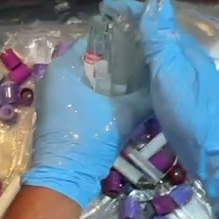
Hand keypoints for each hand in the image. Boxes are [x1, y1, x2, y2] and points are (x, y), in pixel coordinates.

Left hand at [20, 41, 145, 207]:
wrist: (65, 177)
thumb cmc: (89, 138)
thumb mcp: (123, 114)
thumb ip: (145, 95)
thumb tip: (164, 80)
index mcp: (63, 68)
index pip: (93, 42)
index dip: (118, 42)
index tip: (141, 45)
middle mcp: (54, 77)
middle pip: (91, 62)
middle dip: (117, 64)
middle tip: (145, 64)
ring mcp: (54, 97)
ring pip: (88, 81)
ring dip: (111, 83)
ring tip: (140, 81)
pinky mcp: (59, 114)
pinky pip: (83, 96)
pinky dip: (100, 96)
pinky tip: (123, 100)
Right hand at [106, 0, 218, 218]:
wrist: (216, 156)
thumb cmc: (192, 113)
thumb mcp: (172, 74)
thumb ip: (160, 42)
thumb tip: (152, 7)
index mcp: (186, 50)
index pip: (158, 19)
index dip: (132, 11)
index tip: (105, 9)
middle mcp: (187, 61)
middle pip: (156, 36)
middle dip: (130, 29)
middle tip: (100, 31)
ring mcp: (184, 81)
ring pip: (155, 56)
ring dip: (133, 50)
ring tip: (106, 53)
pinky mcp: (179, 100)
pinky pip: (155, 76)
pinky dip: (138, 71)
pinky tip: (124, 81)